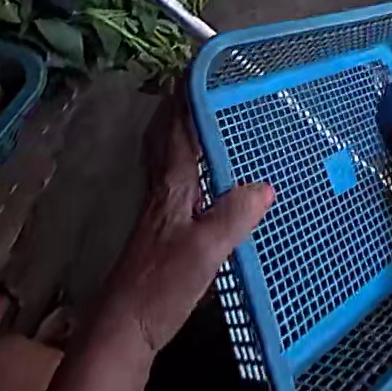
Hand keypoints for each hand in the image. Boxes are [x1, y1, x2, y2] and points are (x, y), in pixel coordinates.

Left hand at [89, 102, 273, 360]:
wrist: (125, 325)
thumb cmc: (162, 285)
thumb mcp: (207, 251)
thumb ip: (234, 216)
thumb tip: (266, 187)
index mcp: (172, 183)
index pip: (178, 127)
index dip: (185, 94)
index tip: (198, 64)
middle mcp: (162, 186)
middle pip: (164, 131)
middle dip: (176, 102)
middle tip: (197, 81)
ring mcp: (159, 204)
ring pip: (165, 150)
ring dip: (177, 124)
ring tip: (199, 111)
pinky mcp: (162, 223)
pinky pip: (172, 170)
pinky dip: (183, 152)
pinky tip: (200, 166)